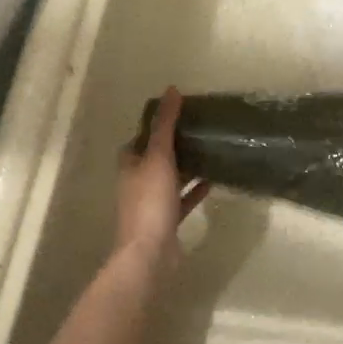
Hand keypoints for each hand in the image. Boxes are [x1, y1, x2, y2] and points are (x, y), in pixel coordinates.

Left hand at [114, 87, 209, 270]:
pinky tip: (212, 180)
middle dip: (175, 143)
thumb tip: (172, 90)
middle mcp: (137, 181)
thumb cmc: (150, 200)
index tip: (180, 112)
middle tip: (199, 128)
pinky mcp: (165, 221)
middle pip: (156, 156)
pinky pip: (182, 198)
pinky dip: (194, 189)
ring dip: (186, 165)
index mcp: (130, 163)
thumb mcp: (159, 155)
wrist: (149, 254)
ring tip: (209, 149)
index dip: (157, 123)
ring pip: (169, 177)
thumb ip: (165, 124)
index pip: (142, 136)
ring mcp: (151, 203)